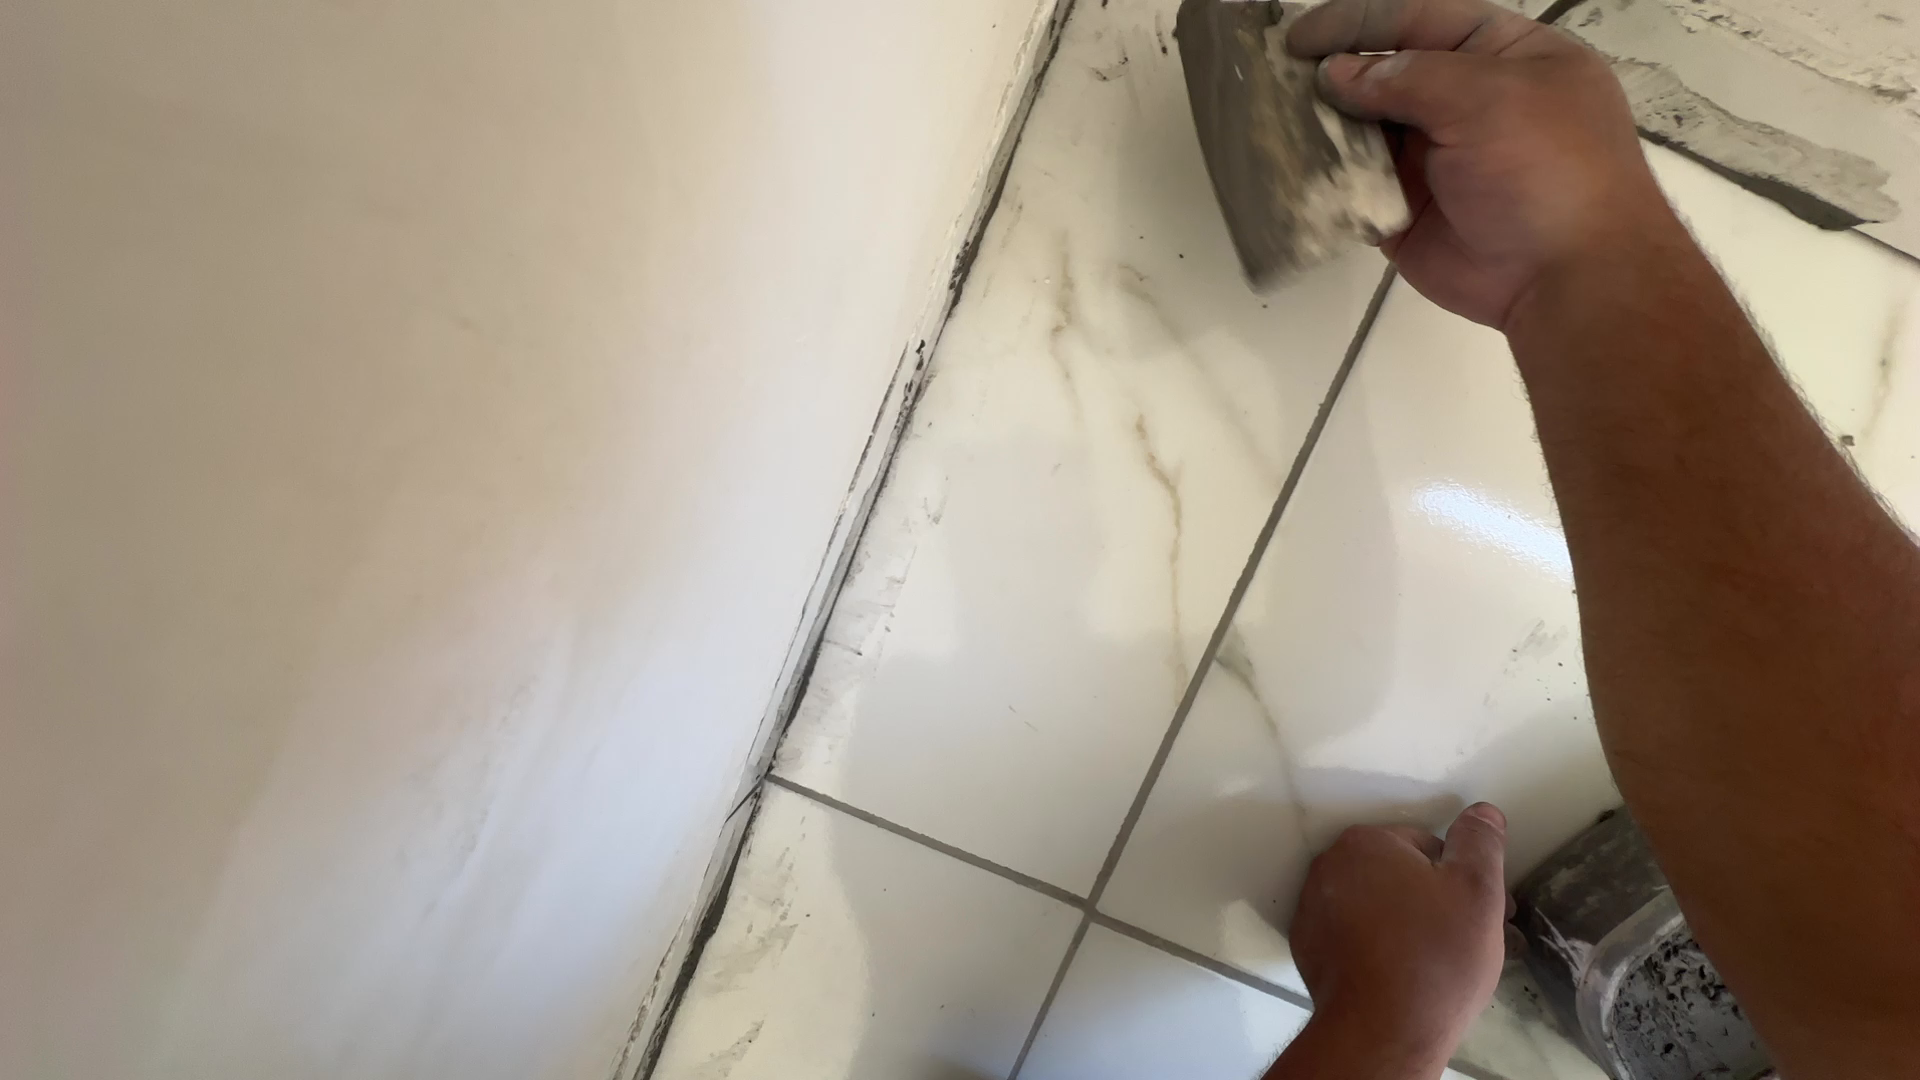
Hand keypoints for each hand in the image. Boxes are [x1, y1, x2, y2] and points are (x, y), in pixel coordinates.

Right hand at [1287, 0, 1679, 328]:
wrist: (1556, 274)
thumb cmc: (1544, 169)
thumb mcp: (1490, 99)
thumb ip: (1411, 79)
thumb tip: (1337, 72)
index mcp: (1497, 56)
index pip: (1417, 22)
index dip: (1356, 23)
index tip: (1297, 38)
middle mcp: (1458, 103)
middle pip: (1381, 78)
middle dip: (1330, 79)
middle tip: (1273, 85)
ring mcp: (1426, 161)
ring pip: (1361, 135)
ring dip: (1321, 133)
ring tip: (1272, 127)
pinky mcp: (1399, 212)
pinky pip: (1353, 191)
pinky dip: (1324, 185)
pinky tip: (1290, 176)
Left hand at [1287, 804, 1510, 1070]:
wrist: (1382, 1024)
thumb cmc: (1435, 954)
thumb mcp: (1476, 892)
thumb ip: (1480, 845)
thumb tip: (1482, 811)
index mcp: (1366, 841)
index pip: (1425, 847)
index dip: (1459, 880)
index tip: (1481, 916)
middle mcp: (1329, 861)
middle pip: (1394, 873)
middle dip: (1430, 898)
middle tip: (1463, 941)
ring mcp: (1313, 900)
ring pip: (1371, 901)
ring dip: (1401, 919)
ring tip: (1433, 961)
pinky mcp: (1306, 938)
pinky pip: (1349, 929)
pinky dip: (1371, 942)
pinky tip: (1397, 972)